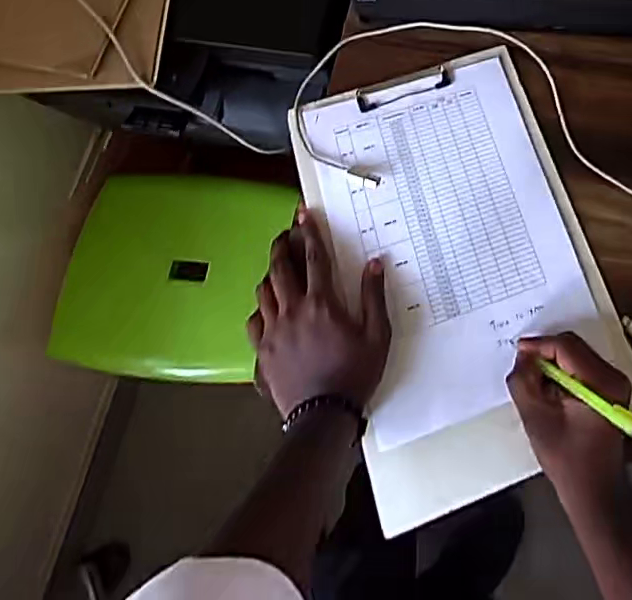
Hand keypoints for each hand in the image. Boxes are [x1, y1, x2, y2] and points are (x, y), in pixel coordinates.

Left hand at [246, 209, 391, 417]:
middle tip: (285, 235)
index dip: (308, 232)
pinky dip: (260, 309)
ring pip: (263, 291)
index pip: (312, 257)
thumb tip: (374, 264)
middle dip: (281, 245)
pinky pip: (254, 321)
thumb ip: (373, 296)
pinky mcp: (262, 352)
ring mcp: (273, 332)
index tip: (303, 214)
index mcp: (322, 303)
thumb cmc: (354, 375)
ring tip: (278, 269)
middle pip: (280, 267)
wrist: (323, 417)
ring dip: (271, 274)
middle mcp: (293, 311)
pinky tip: (268, 310)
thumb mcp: (377, 335)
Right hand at [507, 333, 631, 509]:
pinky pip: (581, 366)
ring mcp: (615, 382)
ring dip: (553, 362)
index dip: (538, 346)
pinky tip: (550, 390)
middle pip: (572, 346)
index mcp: (602, 383)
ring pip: (576, 353)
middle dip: (545, 353)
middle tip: (525, 368)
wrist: (595, 491)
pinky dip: (562, 371)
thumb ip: (524, 381)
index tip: (519, 353)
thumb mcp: (536, 418)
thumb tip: (524, 356)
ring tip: (536, 382)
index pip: (565, 346)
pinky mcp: (610, 389)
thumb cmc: (568, 460)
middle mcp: (614, 376)